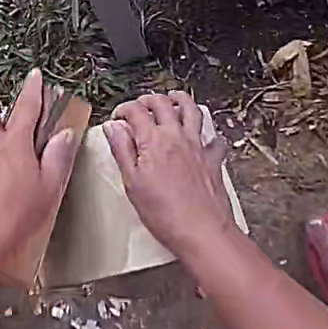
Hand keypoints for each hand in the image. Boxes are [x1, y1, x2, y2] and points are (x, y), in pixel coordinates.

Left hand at [0, 69, 79, 266]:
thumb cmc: (15, 216)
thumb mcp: (48, 188)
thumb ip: (58, 157)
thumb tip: (64, 134)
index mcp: (15, 143)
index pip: (26, 106)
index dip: (33, 89)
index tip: (35, 76)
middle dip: (7, 121)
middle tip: (21, 134)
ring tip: (5, 167)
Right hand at [107, 91, 236, 256]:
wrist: (202, 230)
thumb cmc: (165, 213)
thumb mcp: (132, 183)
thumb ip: (122, 150)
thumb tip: (113, 128)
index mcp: (154, 140)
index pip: (136, 111)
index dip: (123, 109)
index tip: (117, 117)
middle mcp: (177, 136)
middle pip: (162, 104)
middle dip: (149, 99)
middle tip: (141, 104)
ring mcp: (197, 145)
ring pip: (191, 110)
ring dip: (181, 100)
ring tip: (174, 98)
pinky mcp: (213, 158)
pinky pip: (213, 138)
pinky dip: (208, 134)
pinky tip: (205, 137)